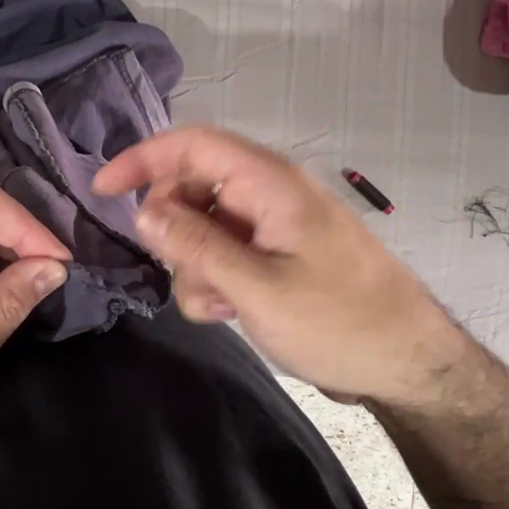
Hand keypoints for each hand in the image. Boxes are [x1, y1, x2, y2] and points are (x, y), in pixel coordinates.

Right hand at [93, 126, 471, 408]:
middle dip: (174, 233)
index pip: (193, 144)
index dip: (142, 159)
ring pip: (202, 227)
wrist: (407, 364)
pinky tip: (229, 314)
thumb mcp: (258, 287)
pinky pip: (224, 254)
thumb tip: (143, 211)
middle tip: (185, 275)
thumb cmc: (339, 322)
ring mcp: (272, 228)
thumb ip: (197, 245)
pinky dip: (213, 281)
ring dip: (194, 266)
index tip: (101, 191)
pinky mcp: (274, 258)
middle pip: (191, 188)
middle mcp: (268, 195)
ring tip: (219, 307)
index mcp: (270, 184)